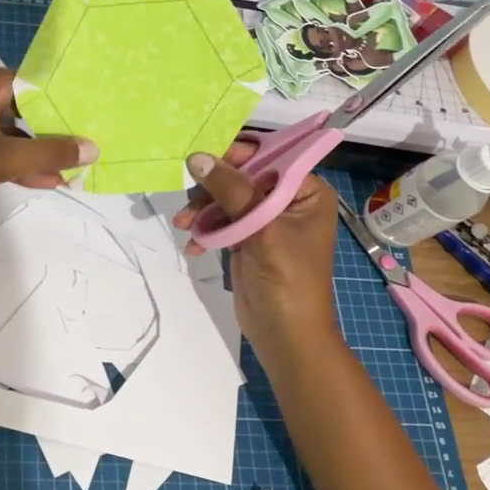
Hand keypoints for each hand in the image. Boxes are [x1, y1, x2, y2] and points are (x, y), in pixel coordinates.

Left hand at [0, 66, 96, 215]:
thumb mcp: (5, 159)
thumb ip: (50, 153)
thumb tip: (92, 148)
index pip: (37, 85)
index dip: (66, 104)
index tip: (93, 121)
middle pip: (27, 109)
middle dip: (54, 135)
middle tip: (88, 151)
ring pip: (13, 132)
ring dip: (37, 154)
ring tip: (71, 174)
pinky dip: (16, 162)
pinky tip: (44, 181)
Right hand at [171, 141, 341, 345]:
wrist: (285, 335)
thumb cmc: (288, 279)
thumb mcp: (262, 230)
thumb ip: (230, 190)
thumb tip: (197, 157)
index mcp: (306, 191)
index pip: (269, 156)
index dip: (235, 155)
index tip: (202, 158)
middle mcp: (287, 200)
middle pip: (242, 176)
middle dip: (212, 187)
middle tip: (189, 201)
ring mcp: (265, 220)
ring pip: (225, 198)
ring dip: (203, 210)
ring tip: (183, 226)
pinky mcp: (247, 239)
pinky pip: (220, 221)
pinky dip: (205, 230)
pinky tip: (194, 245)